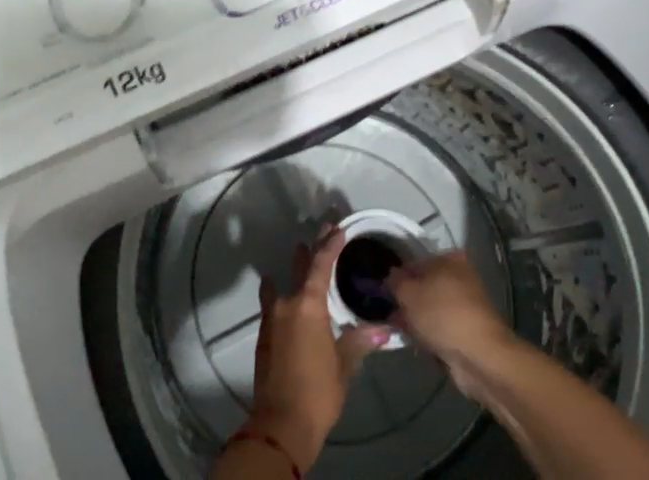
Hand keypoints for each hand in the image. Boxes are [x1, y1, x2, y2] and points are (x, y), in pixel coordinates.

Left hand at [244, 227, 390, 468]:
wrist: (281, 422)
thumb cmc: (318, 391)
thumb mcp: (344, 365)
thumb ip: (359, 341)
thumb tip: (384, 328)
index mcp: (308, 306)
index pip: (320, 265)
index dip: (330, 245)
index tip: (338, 227)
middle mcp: (287, 304)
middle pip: (300, 268)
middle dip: (312, 249)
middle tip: (323, 229)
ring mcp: (272, 318)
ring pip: (284, 283)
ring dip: (295, 269)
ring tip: (303, 254)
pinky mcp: (265, 334)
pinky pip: (274, 302)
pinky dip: (281, 291)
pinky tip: (283, 291)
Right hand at [386, 250, 514, 366]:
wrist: (479, 356)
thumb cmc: (442, 315)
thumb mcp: (409, 293)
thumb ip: (395, 281)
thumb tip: (391, 277)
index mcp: (449, 260)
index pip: (414, 263)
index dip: (395, 278)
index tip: (381, 292)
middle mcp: (460, 277)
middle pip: (423, 286)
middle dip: (405, 299)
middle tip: (387, 312)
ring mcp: (465, 304)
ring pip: (430, 307)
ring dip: (414, 317)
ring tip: (396, 328)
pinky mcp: (466, 328)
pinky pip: (439, 325)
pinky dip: (426, 331)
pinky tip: (412, 340)